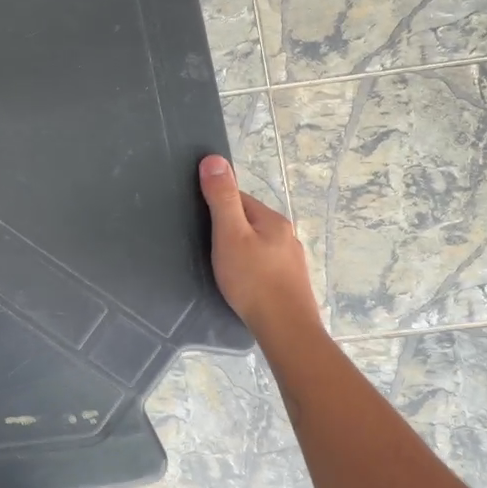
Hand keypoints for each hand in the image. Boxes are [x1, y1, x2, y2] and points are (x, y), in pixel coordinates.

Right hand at [197, 155, 322, 339]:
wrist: (284, 328)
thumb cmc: (252, 278)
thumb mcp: (229, 234)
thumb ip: (221, 198)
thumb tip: (214, 159)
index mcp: (272, 220)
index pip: (237, 197)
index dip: (214, 203)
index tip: (196, 217)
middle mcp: (286, 235)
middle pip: (248, 219)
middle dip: (226, 225)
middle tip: (204, 242)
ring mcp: (291, 259)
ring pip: (256, 242)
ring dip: (238, 246)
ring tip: (219, 262)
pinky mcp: (289, 280)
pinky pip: (263, 261)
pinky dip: (249, 264)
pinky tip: (240, 279)